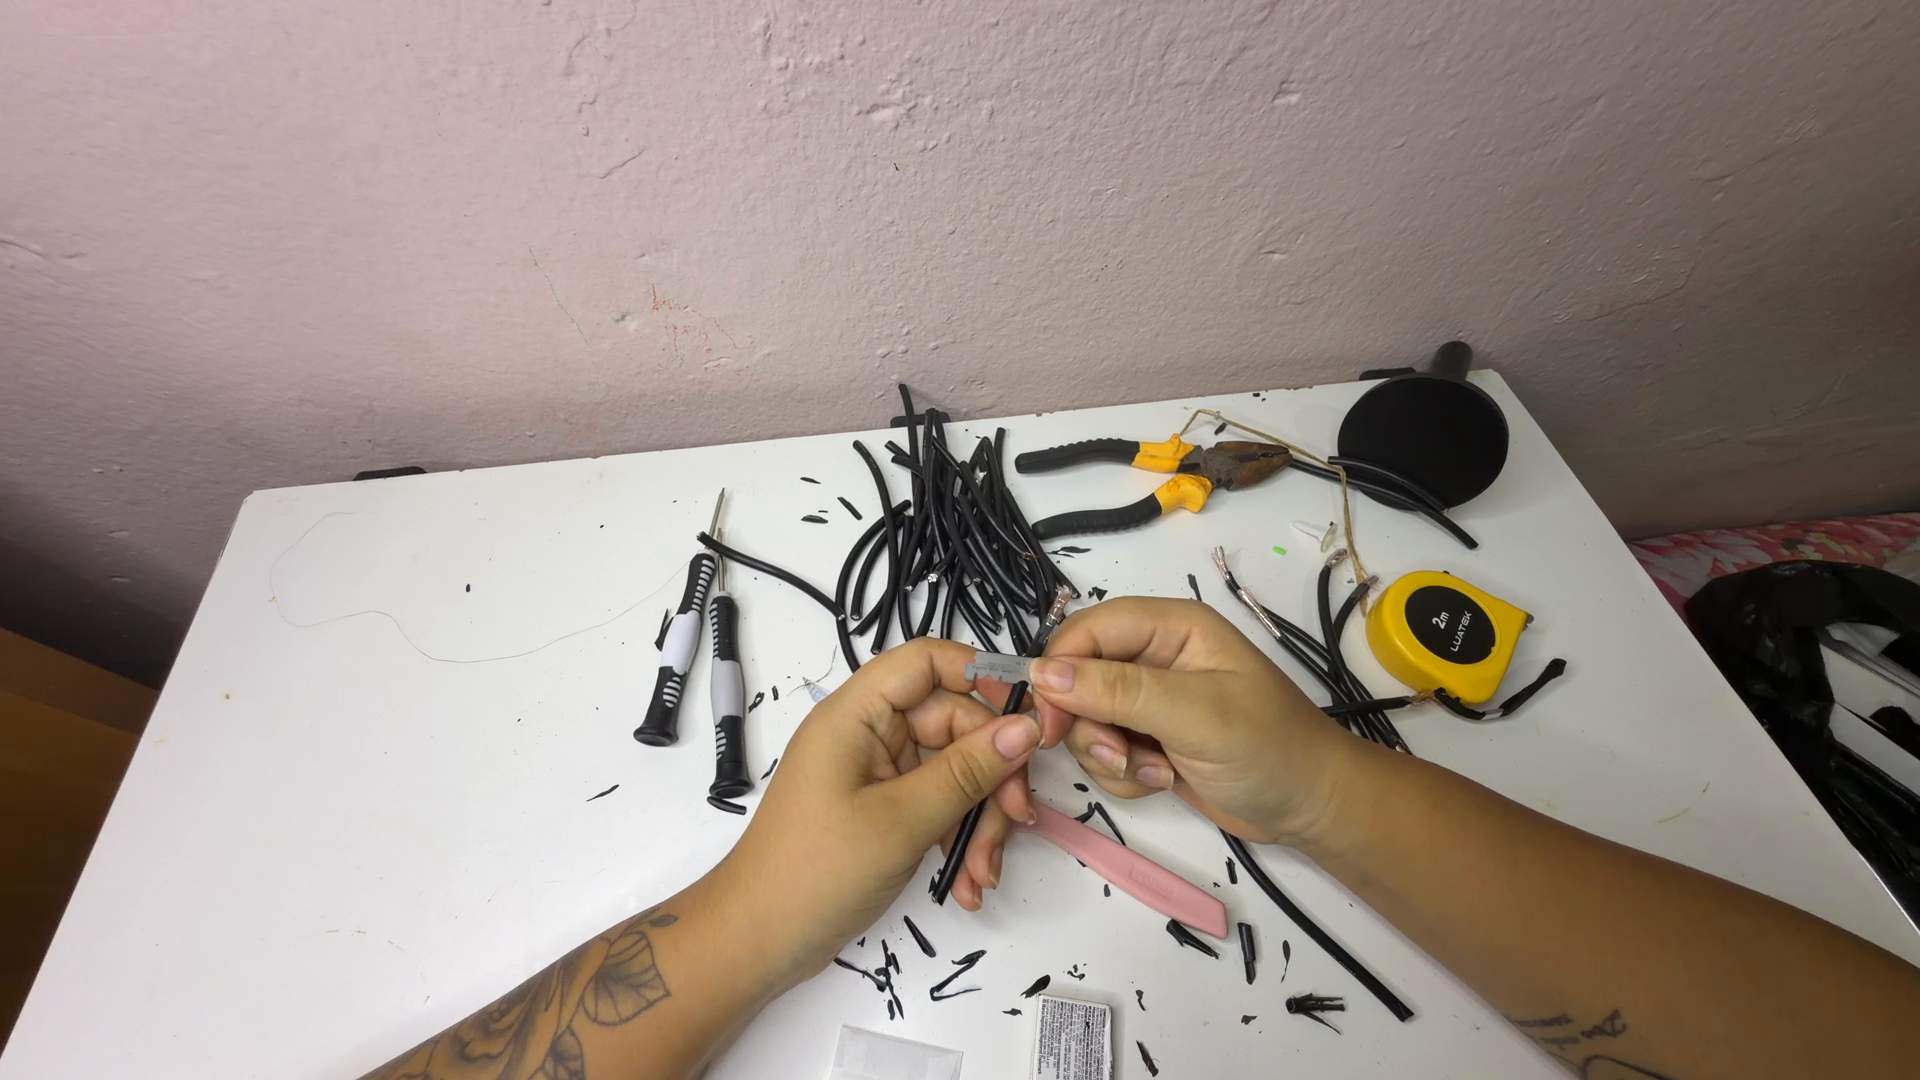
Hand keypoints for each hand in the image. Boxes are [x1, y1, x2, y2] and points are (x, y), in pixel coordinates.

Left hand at [709, 637, 1041, 987]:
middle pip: (952, 723)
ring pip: (953, 769)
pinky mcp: (885, 806)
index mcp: (857, 713)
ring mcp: (879, 771)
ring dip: (979, 818)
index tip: (1025, 716)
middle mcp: (870, 732)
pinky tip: (967, 882)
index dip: (980, 676)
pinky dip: (959, 837)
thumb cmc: (815, 872)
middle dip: (990, 774)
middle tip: (1017, 817)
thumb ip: (967, 772)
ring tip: (984, 871)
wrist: (757, 945)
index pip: (926, 662)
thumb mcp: (900, 821)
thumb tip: (1025, 729)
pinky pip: (938, 803)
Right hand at [1025, 596, 1355, 850]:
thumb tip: (1042, 673)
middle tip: (1119, 757)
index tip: (1050, 723)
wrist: (1313, 809)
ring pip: (1084, 718)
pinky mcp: (1144, 735)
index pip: (1087, 631)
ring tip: (1155, 772)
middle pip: (1077, 677)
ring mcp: (1146, 698)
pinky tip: (1161, 780)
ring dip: (1108, 754)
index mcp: (1169, 626)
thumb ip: (1119, 691)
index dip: (1059, 670)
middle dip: (1089, 724)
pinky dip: (1121, 772)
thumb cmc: (1268, 749)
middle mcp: (1151, 655)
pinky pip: (1102, 748)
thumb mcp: (1196, 716)